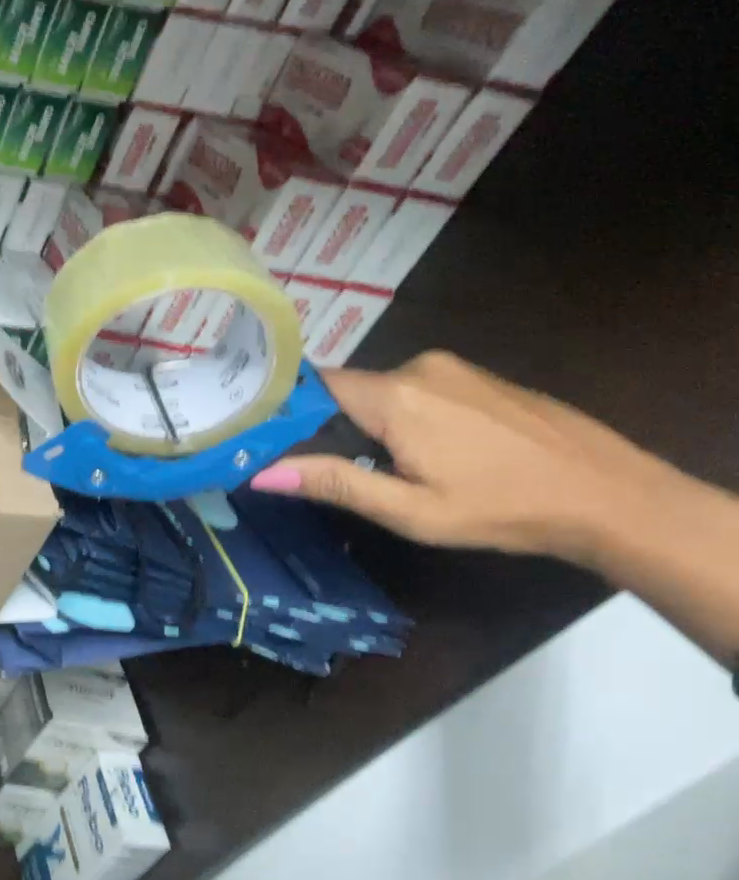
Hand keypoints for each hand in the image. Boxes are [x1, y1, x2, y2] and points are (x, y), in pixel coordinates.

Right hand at [247, 351, 697, 560]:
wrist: (618, 498)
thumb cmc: (506, 509)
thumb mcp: (412, 511)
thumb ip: (335, 483)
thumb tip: (260, 474)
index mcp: (395, 396)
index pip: (312, 385)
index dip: (285, 409)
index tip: (264, 436)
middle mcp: (417, 368)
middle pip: (346, 389)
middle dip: (332, 424)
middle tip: (328, 467)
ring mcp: (452, 368)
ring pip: (382, 391)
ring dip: (371, 423)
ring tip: (384, 466)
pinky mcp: (479, 376)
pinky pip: (417, 390)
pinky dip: (405, 416)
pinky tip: (430, 453)